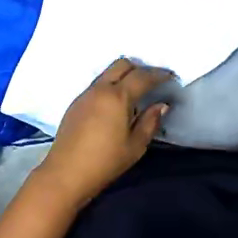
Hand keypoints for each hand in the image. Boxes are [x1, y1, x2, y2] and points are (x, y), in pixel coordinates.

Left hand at [33, 58, 170, 208]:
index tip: (170, 76)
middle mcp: (99, 89)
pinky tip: (116, 104)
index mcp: (116, 96)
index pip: (141, 76)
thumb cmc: (105, 161)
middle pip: (121, 65)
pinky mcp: (75, 103)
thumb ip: (150, 122)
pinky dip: (110, 86)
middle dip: (139, 68)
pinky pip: (97, 85)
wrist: (66, 172)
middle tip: (152, 82)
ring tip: (135, 92)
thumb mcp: (135, 146)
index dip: (158, 74)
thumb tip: (161, 105)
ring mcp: (84, 94)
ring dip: (123, 76)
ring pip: (107, 73)